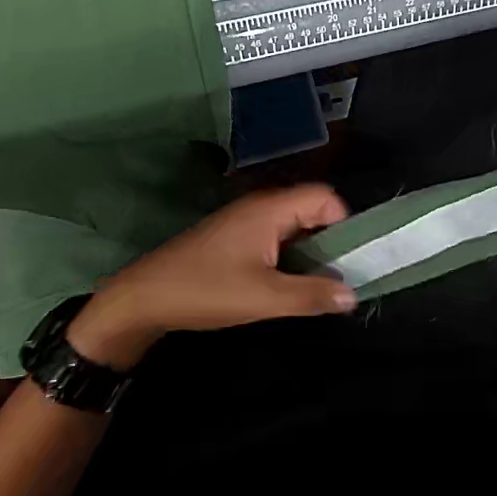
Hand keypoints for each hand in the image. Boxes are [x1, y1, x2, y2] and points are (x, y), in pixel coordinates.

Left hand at [66, 185, 355, 368]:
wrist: (145, 297)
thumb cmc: (206, 291)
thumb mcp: (264, 298)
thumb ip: (312, 295)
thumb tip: (352, 294)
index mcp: (270, 209)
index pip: (325, 197)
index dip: (344, 223)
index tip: (349, 260)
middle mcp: (260, 205)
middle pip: (311, 209)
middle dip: (329, 240)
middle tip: (336, 277)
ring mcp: (245, 220)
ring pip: (293, 225)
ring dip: (308, 251)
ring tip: (314, 284)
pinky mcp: (234, 236)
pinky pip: (275, 235)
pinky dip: (288, 255)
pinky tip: (284, 283)